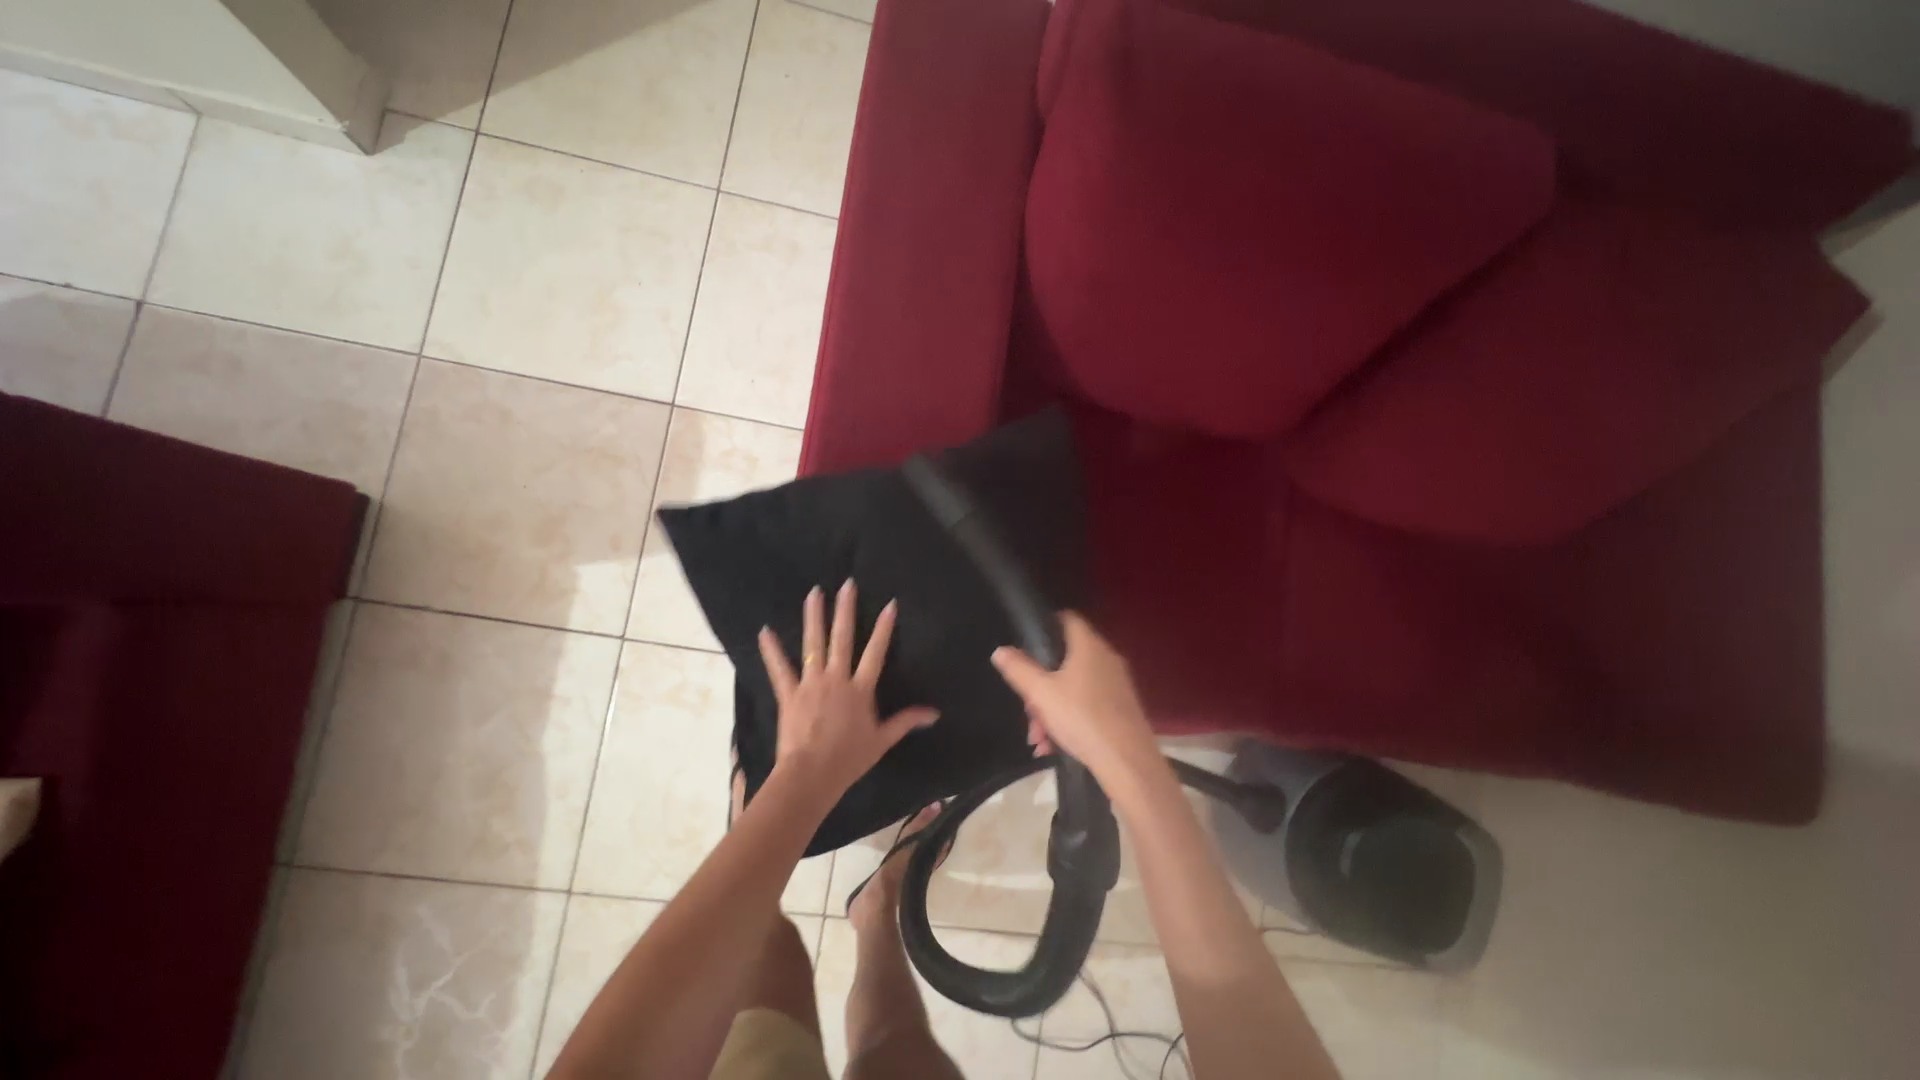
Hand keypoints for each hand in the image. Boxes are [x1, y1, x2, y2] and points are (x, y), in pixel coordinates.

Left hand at [758, 580, 938, 804]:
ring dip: (813, 617)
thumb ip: (906, 721)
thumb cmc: (849, 759)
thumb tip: (934, 713)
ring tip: (814, 593)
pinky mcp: (788, 694)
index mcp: (860, 689)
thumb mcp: (882, 740)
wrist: (812, 774)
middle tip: (846, 585)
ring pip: (813, 644)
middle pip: (842, 639)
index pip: (876, 652)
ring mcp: (810, 684)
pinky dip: (771, 650)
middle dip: (845, 610)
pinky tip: (764, 631)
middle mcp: (836, 679)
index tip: (889, 604)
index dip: (883, 628)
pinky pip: (779, 669)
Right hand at [991, 613, 1164, 793]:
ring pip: (1074, 687)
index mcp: (1089, 646)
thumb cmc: (1081, 718)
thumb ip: (1019, 670)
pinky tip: (1054, 746)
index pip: (1067, 618)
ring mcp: (1117, 684)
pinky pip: (1088, 705)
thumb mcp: (1041, 694)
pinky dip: (1069, 720)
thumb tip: (1000, 650)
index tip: (1026, 643)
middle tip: (1028, 710)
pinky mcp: (1122, 708)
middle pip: (1066, 660)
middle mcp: (1107, 659)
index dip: (1045, 624)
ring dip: (1051, 710)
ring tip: (1039, 738)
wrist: (1127, 761)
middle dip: (1041, 685)